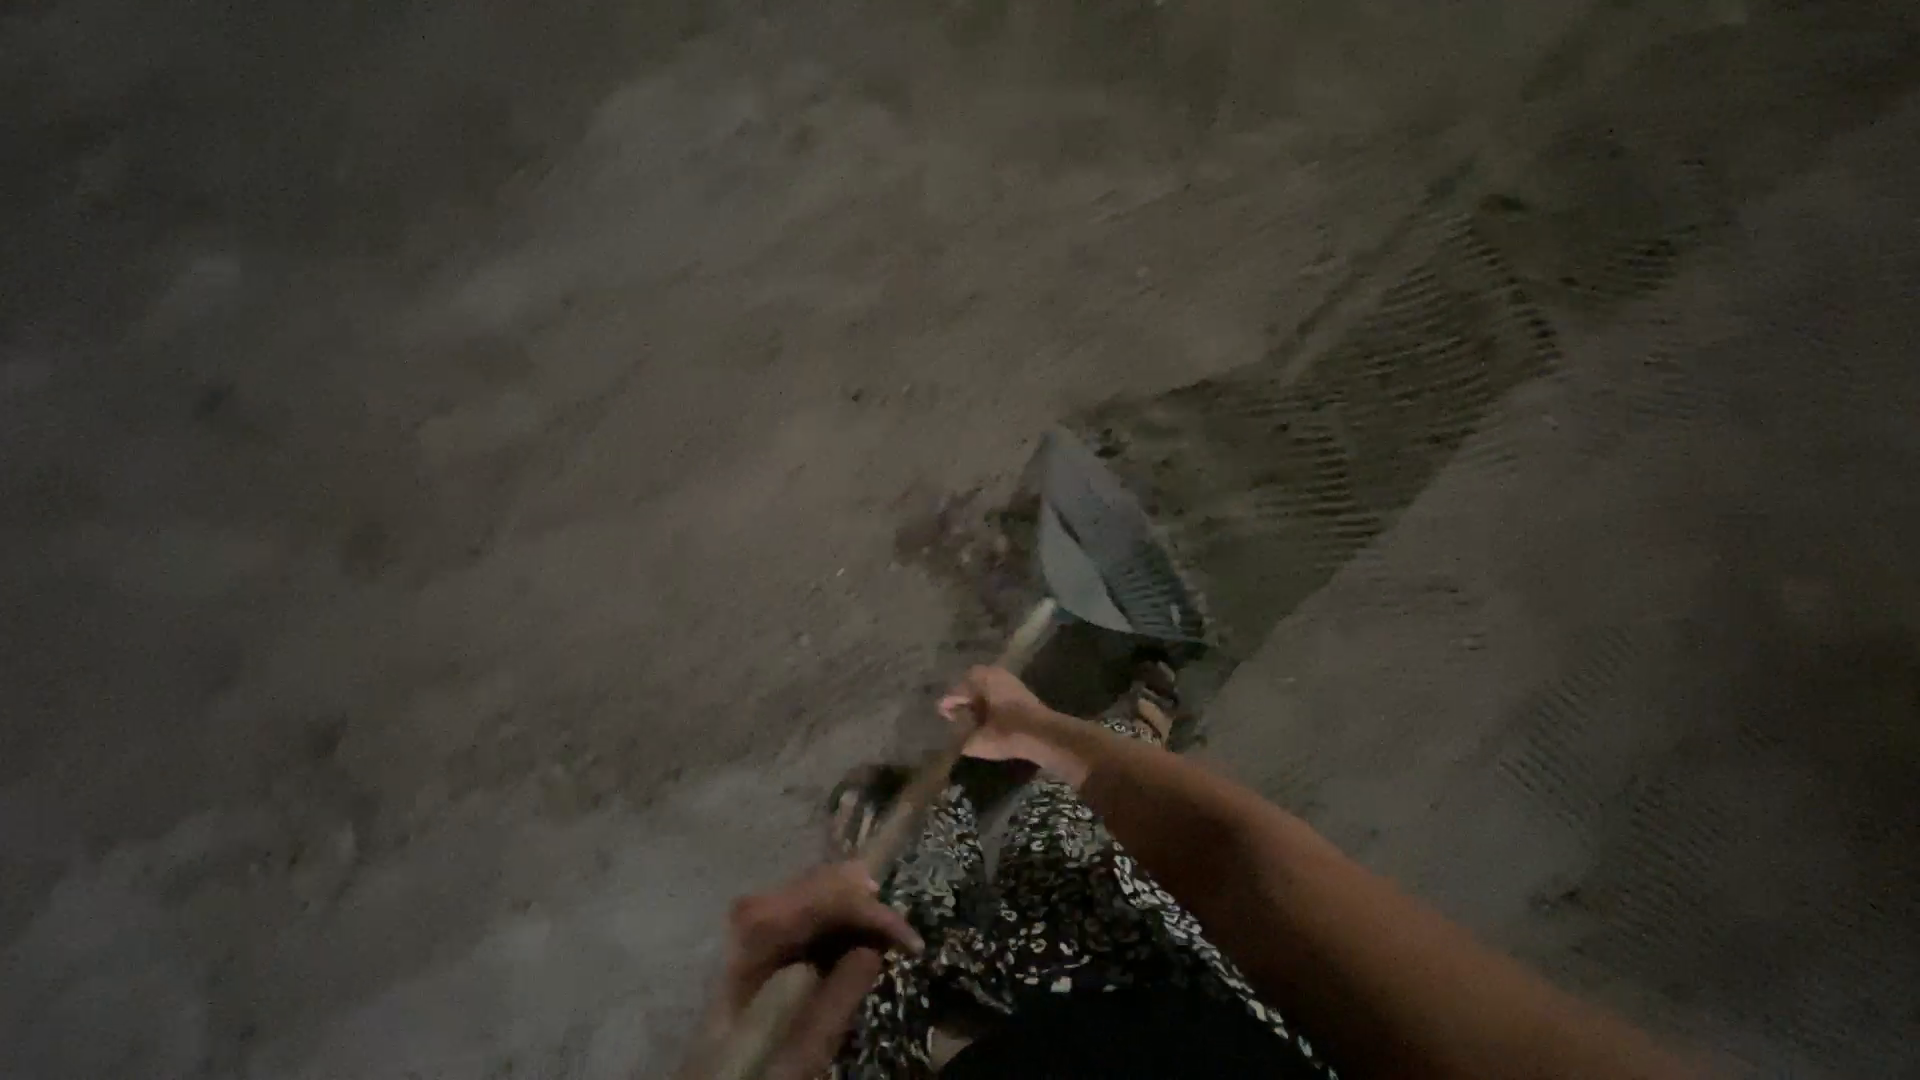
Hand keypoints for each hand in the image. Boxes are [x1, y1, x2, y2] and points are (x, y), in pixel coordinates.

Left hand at [717, 862, 923, 1079]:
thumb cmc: (748, 1072)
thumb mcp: (793, 1053)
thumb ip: (833, 1001)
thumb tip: (874, 949)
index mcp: (756, 935)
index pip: (826, 897)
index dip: (873, 913)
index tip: (911, 941)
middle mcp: (752, 912)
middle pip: (823, 883)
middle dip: (868, 906)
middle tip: (903, 938)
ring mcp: (753, 919)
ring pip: (818, 891)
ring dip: (856, 912)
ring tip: (887, 940)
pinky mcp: (758, 933)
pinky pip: (808, 909)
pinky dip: (838, 921)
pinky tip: (855, 943)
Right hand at [938, 666, 1072, 771]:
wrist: (1043, 735)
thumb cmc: (1006, 734)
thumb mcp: (976, 741)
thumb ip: (961, 738)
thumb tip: (956, 734)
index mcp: (980, 678)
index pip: (955, 691)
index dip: (947, 704)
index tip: (941, 713)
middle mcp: (994, 673)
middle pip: (971, 684)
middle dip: (962, 698)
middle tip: (955, 714)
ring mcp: (1010, 681)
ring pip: (986, 688)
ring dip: (978, 700)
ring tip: (972, 719)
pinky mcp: (1022, 692)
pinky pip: (998, 694)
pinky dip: (991, 703)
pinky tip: (990, 719)